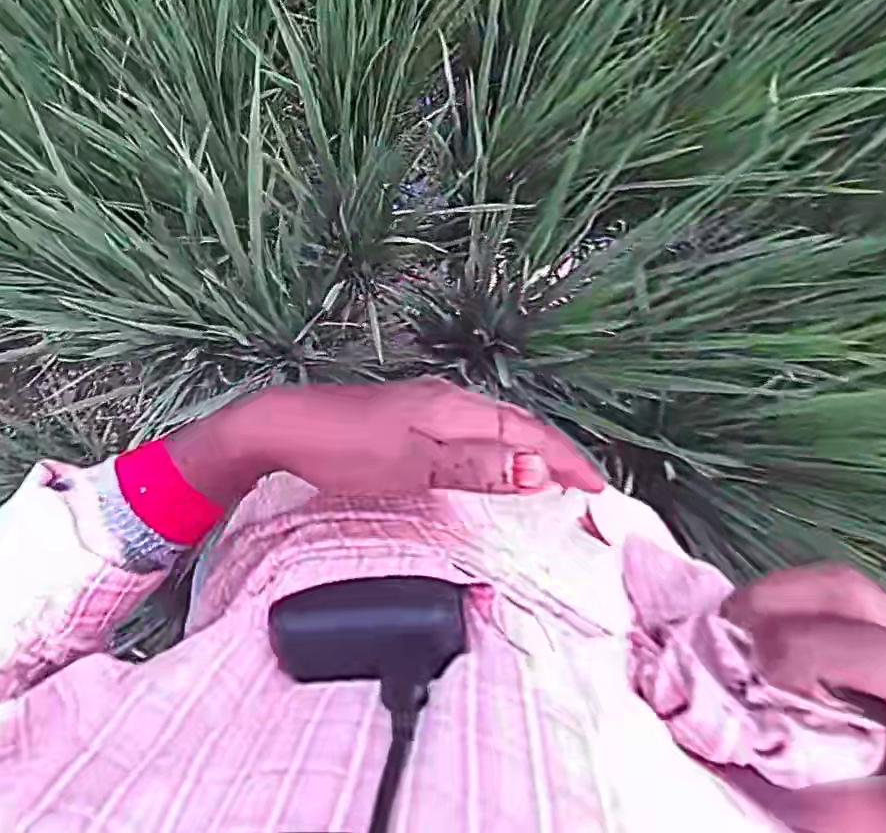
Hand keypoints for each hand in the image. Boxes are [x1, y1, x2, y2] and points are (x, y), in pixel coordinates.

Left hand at [167, 379, 605, 503]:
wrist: (286, 427)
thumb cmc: (348, 449)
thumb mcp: (414, 464)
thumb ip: (477, 465)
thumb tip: (539, 468)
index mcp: (454, 407)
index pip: (526, 432)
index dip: (565, 459)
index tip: (599, 489)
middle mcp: (446, 397)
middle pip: (515, 423)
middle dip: (554, 452)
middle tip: (584, 486)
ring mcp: (426, 403)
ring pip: (493, 424)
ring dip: (526, 449)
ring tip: (551, 476)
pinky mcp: (409, 414)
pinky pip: (469, 429)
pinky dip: (495, 447)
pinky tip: (492, 461)